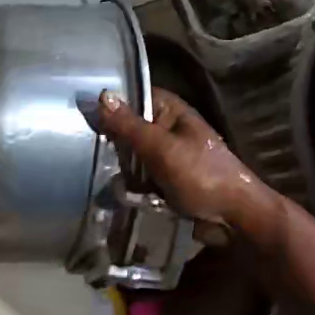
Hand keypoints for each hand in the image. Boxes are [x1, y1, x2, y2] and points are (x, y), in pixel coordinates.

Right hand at [96, 88, 278, 233]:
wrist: (235, 219)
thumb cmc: (202, 174)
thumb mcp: (161, 148)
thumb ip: (129, 125)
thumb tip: (101, 95)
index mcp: (170, 110)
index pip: (133, 96)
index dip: (109, 102)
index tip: (80, 111)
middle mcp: (167, 128)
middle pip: (129, 126)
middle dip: (110, 138)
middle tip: (78, 146)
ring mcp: (167, 156)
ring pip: (131, 154)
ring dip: (117, 164)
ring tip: (86, 170)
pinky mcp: (165, 181)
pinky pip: (139, 177)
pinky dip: (127, 183)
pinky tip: (107, 189)